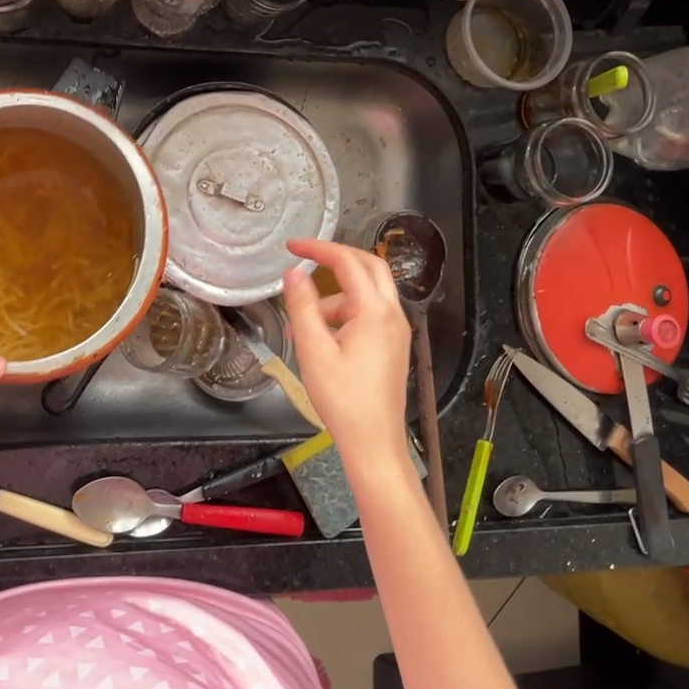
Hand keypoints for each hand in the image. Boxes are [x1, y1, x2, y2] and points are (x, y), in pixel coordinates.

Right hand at [282, 238, 413, 467]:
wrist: (373, 442)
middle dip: (336, 259)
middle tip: (306, 258)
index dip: (318, 249)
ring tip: (303, 323)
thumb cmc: (343, 399)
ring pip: (368, 293)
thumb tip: (294, 273)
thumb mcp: (313, 350)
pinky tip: (321, 337)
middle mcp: (393, 315)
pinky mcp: (393, 345)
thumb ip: (302, 307)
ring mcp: (396, 331)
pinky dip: (345, 313)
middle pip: (369, 267)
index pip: (347, 262)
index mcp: (375, 311)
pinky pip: (370, 314)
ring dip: (336, 295)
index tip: (292, 246)